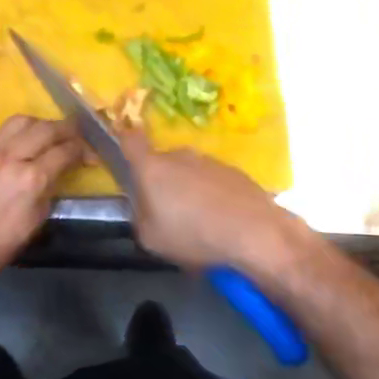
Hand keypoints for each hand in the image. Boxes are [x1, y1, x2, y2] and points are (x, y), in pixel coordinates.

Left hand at [0, 115, 83, 278]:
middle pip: (46, 129)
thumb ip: (52, 184)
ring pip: (21, 121)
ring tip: (48, 134)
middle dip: (66, 130)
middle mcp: (11, 158)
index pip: (64, 151)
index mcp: (31, 179)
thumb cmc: (6, 240)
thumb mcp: (40, 215)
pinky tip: (22, 141)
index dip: (82, 150)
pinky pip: (0, 132)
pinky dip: (17, 133)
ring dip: (40, 124)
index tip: (89, 153)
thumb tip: (62, 166)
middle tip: (76, 135)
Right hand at [117, 129, 301, 271]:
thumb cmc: (193, 234)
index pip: (130, 140)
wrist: (255, 232)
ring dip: (189, 191)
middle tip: (166, 213)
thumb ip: (140, 217)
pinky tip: (221, 224)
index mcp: (152, 167)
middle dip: (161, 182)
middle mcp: (180, 155)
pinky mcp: (235, 172)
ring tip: (198, 225)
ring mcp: (210, 161)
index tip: (123, 155)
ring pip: (189, 173)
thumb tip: (144, 208)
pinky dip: (213, 198)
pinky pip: (213, 183)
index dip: (123, 143)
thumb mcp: (150, 238)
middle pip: (162, 162)